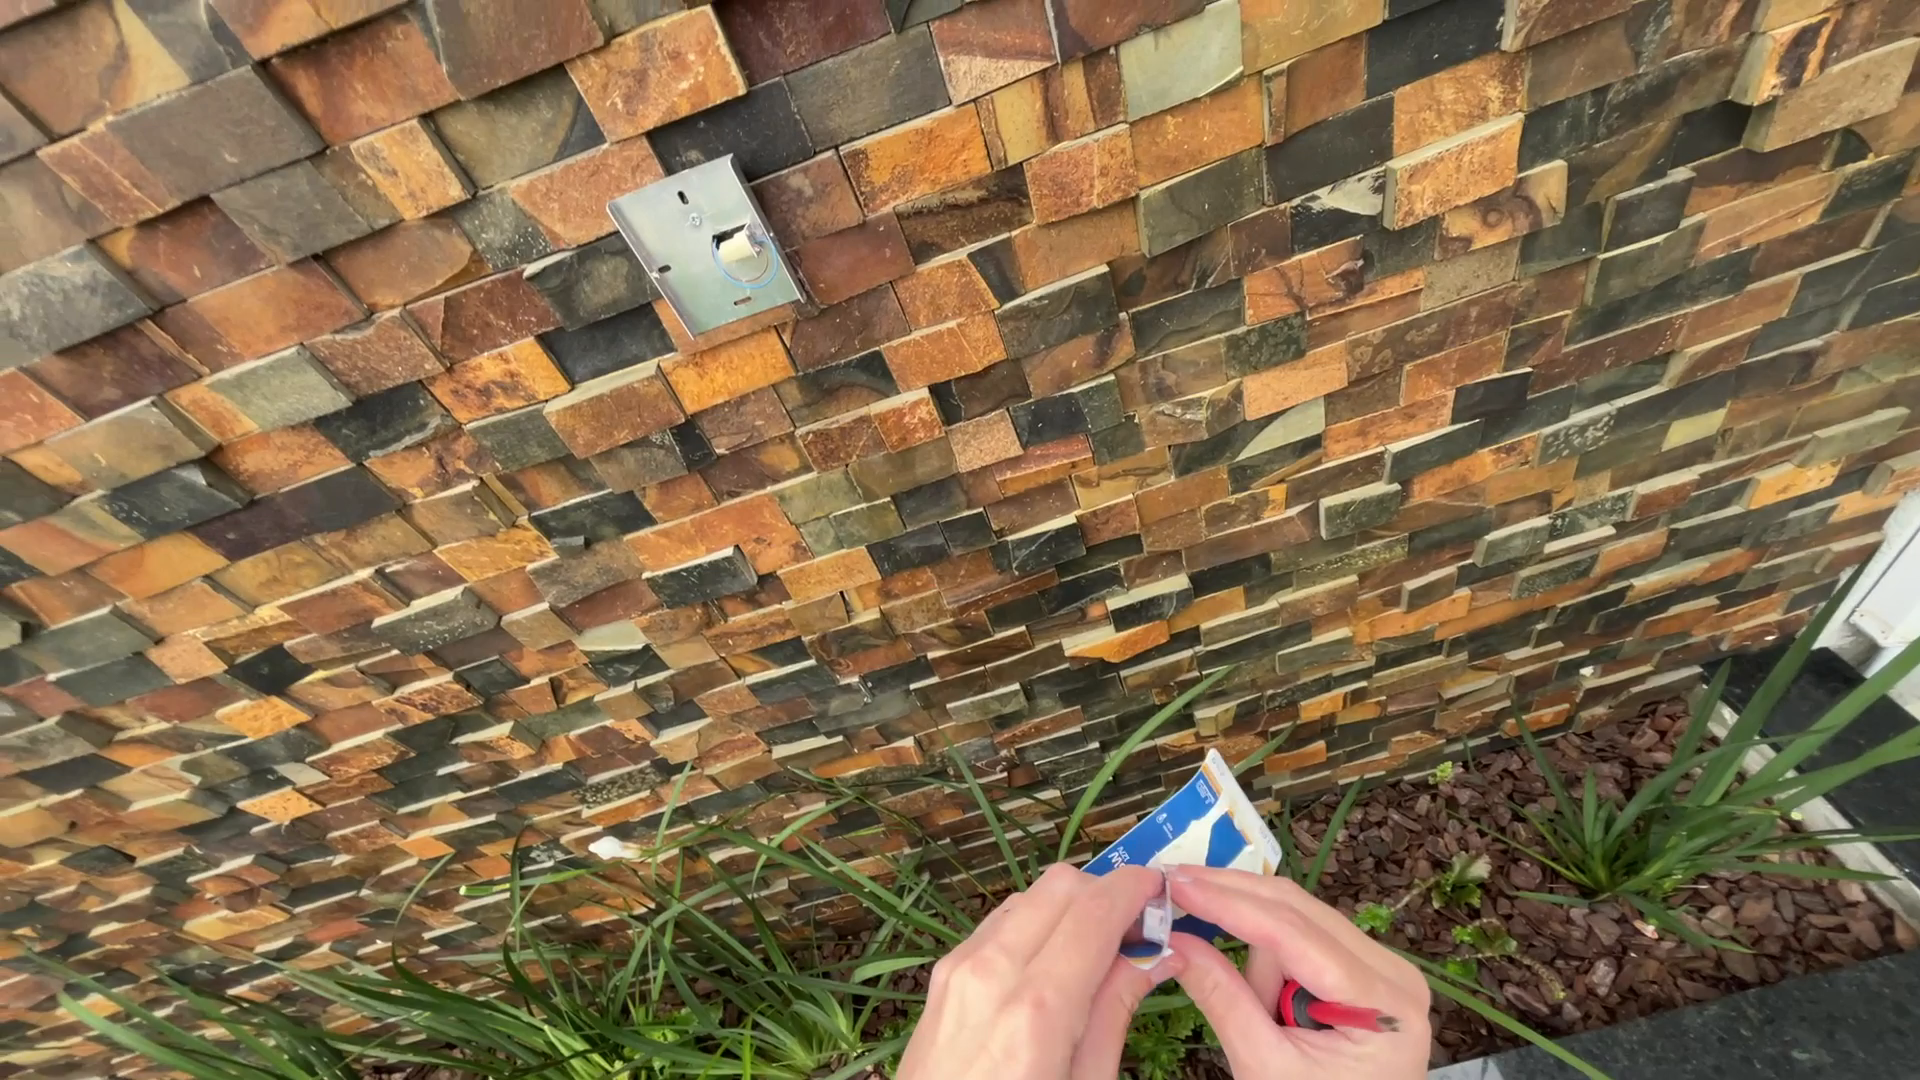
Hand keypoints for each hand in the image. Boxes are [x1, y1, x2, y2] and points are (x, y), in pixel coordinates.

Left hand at [896, 863, 1181, 1079]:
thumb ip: (1115, 1011)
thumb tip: (1156, 952)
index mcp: (1035, 1010)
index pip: (1094, 912)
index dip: (1133, 889)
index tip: (1161, 888)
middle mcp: (991, 970)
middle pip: (1059, 885)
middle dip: (1104, 892)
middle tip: (1137, 926)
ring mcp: (959, 966)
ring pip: (1029, 896)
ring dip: (1070, 904)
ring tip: (1100, 945)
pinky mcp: (942, 972)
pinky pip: (1000, 921)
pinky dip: (1036, 921)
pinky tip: (1054, 958)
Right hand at [1168, 866, 1429, 1078]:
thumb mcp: (1264, 1068)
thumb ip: (1221, 997)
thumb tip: (1171, 938)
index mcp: (1382, 1004)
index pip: (1293, 933)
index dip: (1229, 903)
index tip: (1177, 883)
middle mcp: (1389, 970)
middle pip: (1295, 909)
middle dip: (1231, 897)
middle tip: (1172, 879)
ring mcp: (1377, 965)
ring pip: (1291, 915)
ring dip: (1248, 931)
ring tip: (1235, 974)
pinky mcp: (1358, 966)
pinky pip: (1298, 932)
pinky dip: (1261, 939)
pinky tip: (1242, 951)